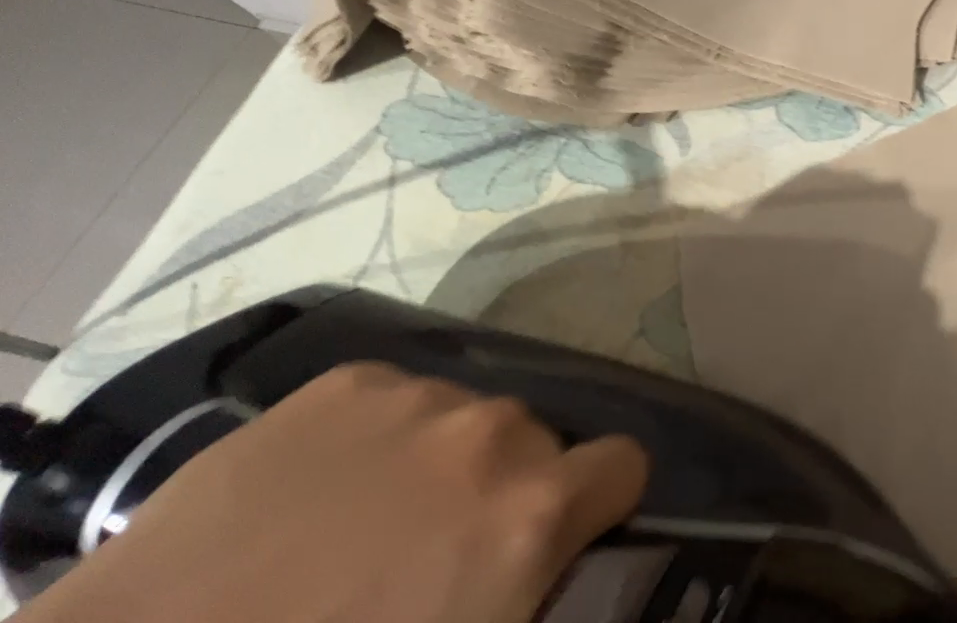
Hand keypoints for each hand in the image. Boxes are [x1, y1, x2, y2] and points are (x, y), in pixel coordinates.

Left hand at [20, 363, 649, 622]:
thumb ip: (528, 584)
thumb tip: (541, 564)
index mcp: (534, 508)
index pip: (626, 463)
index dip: (601, 500)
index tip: (562, 532)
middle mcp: (495, 434)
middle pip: (538, 440)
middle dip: (507, 485)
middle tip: (438, 545)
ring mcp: (417, 399)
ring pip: (467, 416)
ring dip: (442, 458)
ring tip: (366, 514)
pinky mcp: (345, 383)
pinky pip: (396, 397)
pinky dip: (380, 435)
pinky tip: (320, 484)